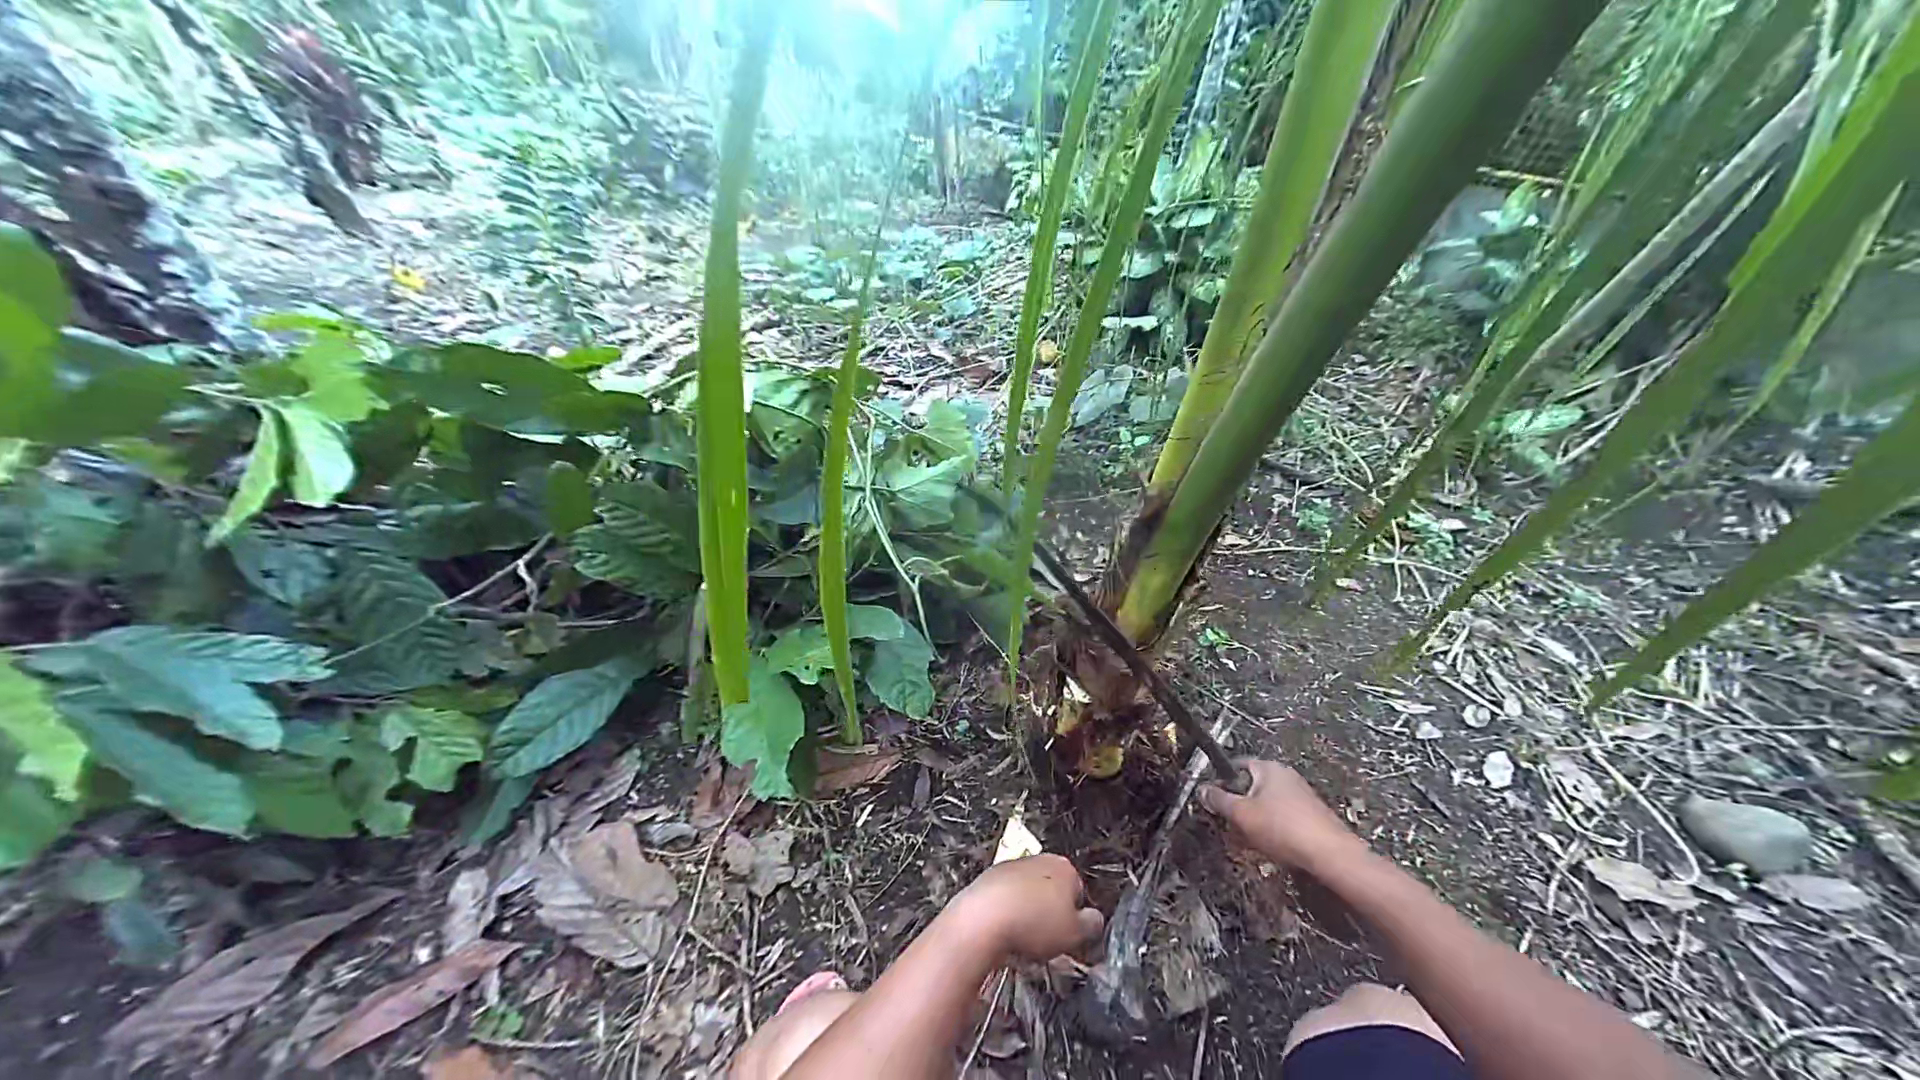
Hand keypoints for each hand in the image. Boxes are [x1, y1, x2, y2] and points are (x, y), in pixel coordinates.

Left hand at [947, 854, 1104, 961]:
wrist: (983, 920)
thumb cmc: (1033, 923)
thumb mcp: (1076, 933)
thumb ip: (1092, 925)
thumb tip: (1094, 920)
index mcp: (1064, 867)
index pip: (1079, 893)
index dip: (1075, 919)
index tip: (1069, 936)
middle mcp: (1038, 860)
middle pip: (1052, 892)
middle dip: (1051, 916)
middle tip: (1048, 941)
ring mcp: (1011, 867)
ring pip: (1028, 897)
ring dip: (1029, 916)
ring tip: (1024, 942)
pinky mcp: (989, 879)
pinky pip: (1006, 901)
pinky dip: (1007, 915)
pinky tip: (1005, 934)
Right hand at [1200, 759, 1365, 872]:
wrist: (1331, 856)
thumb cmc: (1283, 828)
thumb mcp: (1241, 813)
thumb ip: (1218, 800)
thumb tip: (1202, 789)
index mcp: (1269, 768)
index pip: (1236, 765)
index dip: (1221, 780)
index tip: (1214, 799)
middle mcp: (1287, 777)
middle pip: (1252, 787)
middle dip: (1239, 806)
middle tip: (1231, 823)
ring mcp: (1302, 797)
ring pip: (1267, 805)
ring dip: (1255, 820)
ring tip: (1250, 840)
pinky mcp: (1312, 817)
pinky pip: (1283, 819)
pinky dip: (1274, 830)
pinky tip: (1273, 847)